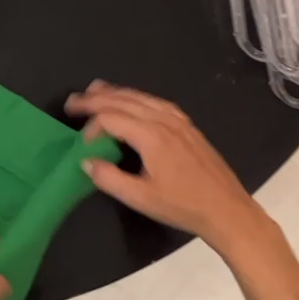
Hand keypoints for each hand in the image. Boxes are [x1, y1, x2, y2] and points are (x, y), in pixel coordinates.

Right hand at [65, 80, 277, 260]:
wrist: (226, 209)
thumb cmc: (182, 205)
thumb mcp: (140, 198)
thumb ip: (109, 178)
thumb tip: (85, 161)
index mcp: (151, 136)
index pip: (110, 118)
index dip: (90, 128)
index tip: (81, 146)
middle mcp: (164, 120)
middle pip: (123, 100)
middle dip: (95, 99)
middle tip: (72, 101)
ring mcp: (178, 120)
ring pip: (140, 97)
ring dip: (115, 92)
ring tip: (94, 90)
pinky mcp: (187, 126)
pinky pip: (155, 102)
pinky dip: (136, 97)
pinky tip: (131, 100)